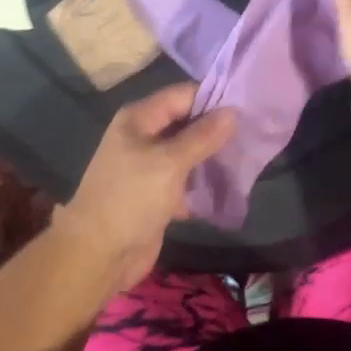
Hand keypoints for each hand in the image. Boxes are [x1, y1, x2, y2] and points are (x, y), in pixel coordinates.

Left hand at [58, 85, 234, 291]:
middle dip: (216, 129)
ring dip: (211, 157)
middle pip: (186, 123)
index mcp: (139, 119)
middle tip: (252, 134)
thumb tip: (233, 112)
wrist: (98, 255)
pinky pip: (184, 179)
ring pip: (187, 152)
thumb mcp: (169, 163)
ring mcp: (148, 166)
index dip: (213, 98)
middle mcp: (143, 136)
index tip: (247, 106)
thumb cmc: (131, 199)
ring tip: (245, 159)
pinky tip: (226, 188)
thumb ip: (202, 137)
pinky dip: (202, 183)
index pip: (183, 95)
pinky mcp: (155, 194)